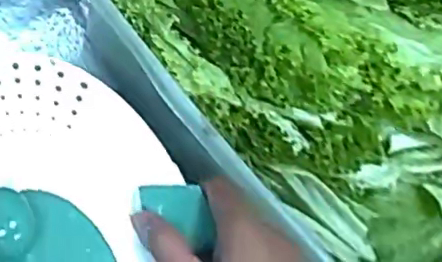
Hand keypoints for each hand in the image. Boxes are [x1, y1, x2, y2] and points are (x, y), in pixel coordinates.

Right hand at [134, 178, 302, 261]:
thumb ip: (165, 243)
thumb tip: (143, 216)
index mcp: (246, 225)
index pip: (217, 187)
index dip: (193, 195)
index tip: (175, 217)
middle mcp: (277, 236)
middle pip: (238, 216)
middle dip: (213, 229)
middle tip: (191, 253)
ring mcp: (298, 261)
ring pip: (259, 242)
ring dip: (236, 251)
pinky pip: (275, 260)